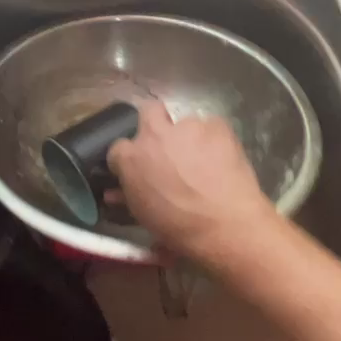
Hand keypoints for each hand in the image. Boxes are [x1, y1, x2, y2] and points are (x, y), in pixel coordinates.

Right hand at [107, 100, 279, 270]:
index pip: (119, 147)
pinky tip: (223, 159)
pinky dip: (214, 140)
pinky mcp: (217, 126)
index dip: (130, 157)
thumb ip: (127, 195)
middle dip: (154, 123)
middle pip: (148, 112)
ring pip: (185, 124)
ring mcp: (187, 126)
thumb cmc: (179, 228)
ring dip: (189, 138)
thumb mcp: (143, 215)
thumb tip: (114, 193)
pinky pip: (212, 127)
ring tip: (204, 161)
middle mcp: (154, 135)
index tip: (139, 168)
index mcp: (131, 157)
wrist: (226, 226)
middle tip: (166, 145)